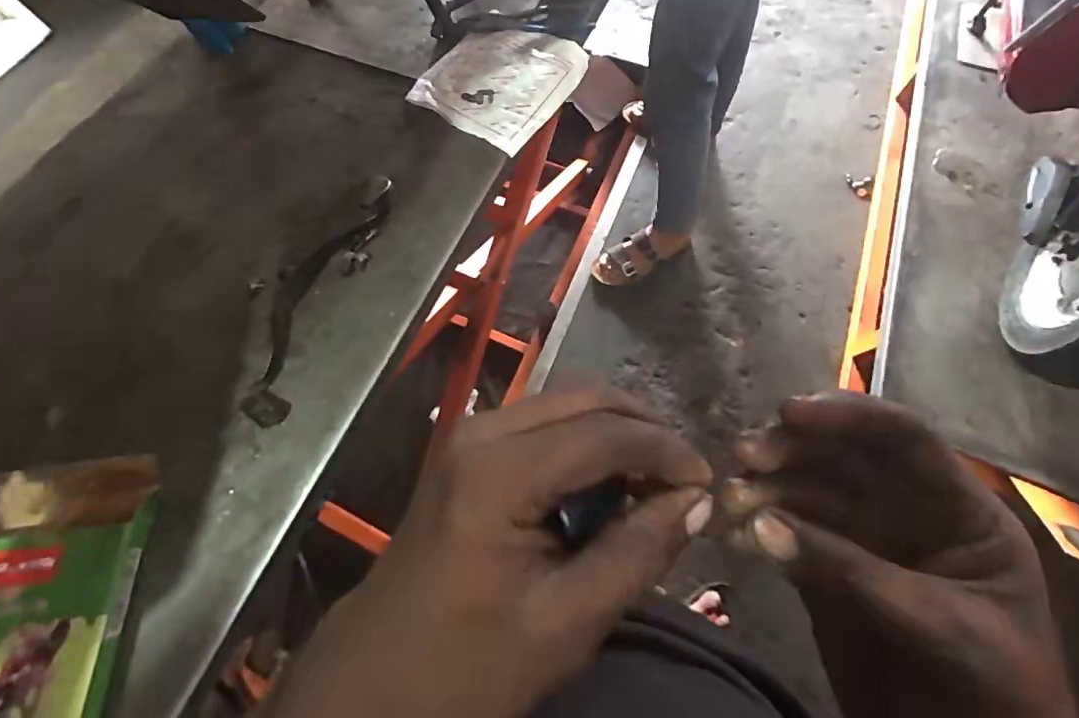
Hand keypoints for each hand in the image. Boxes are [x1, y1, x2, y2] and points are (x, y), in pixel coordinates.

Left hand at [267, 388, 712, 717]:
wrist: (371, 679)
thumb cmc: (466, 666)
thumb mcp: (565, 624)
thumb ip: (637, 553)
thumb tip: (695, 500)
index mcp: (500, 471)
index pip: (605, 433)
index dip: (666, 450)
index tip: (708, 483)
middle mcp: (484, 429)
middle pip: (588, 398)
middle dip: (645, 430)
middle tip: (684, 479)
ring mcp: (471, 431)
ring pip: (568, 402)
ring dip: (617, 431)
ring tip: (653, 480)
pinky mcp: (469, 445)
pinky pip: (545, 421)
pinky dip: (586, 440)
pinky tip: (606, 480)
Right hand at [724, 393, 1076, 717]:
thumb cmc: (996, 692)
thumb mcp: (939, 626)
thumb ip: (851, 572)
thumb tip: (762, 524)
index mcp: (956, 505)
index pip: (903, 437)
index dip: (847, 414)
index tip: (789, 412)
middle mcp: (907, 507)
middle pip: (844, 454)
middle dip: (794, 447)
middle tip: (746, 452)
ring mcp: (867, 538)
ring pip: (811, 489)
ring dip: (769, 485)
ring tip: (730, 494)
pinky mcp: (832, 572)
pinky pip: (791, 536)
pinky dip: (761, 528)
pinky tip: (734, 528)